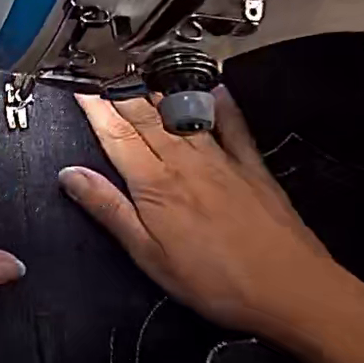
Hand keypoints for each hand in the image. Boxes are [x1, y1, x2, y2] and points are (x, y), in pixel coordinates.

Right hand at [59, 88, 339, 335]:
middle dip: (121, 94)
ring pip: (181, 115)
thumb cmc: (218, 281)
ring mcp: (221, 160)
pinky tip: (215, 88)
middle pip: (146, 118)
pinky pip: (232, 125)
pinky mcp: (250, 166)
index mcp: (156, 185)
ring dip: (158, 93)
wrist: (290, 287)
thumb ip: (109, 209)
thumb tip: (73, 177)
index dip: (96, 110)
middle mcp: (186, 163)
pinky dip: (222, 104)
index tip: (82, 91)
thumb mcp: (149, 254)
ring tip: (142, 75)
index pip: (117, 135)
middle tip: (105, 75)